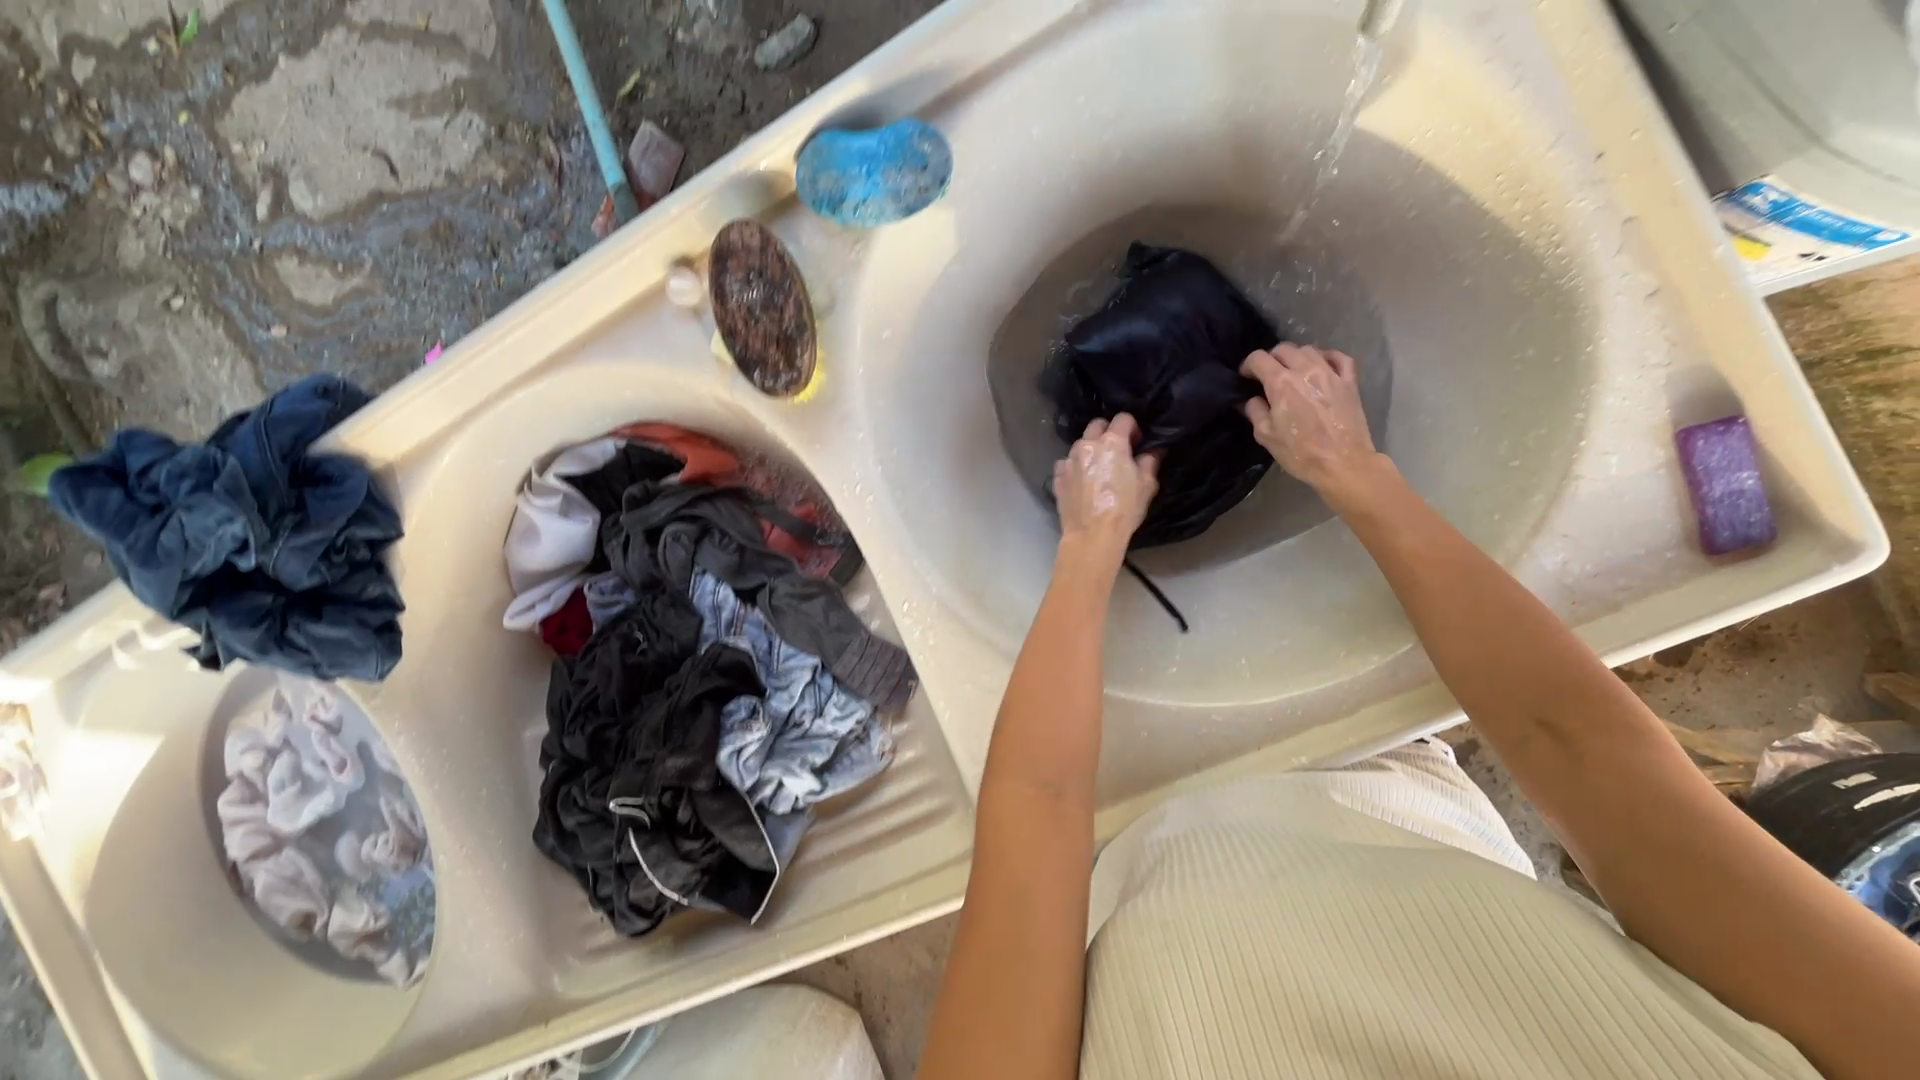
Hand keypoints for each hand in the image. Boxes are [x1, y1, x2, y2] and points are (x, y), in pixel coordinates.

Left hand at [1053, 414, 1158, 558]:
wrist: (1092, 535)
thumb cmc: (1124, 509)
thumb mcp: (1146, 485)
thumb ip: (1150, 462)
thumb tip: (1153, 451)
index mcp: (1112, 442)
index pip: (1123, 418)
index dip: (1133, 428)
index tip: (1137, 442)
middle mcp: (1087, 445)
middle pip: (1097, 425)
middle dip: (1108, 432)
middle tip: (1118, 451)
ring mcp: (1069, 460)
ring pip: (1081, 443)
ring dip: (1091, 449)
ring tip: (1099, 468)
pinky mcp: (1058, 476)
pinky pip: (1067, 463)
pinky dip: (1075, 466)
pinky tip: (1083, 480)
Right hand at [1241, 344, 1381, 495]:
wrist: (1343, 464)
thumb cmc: (1300, 453)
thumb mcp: (1266, 436)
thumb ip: (1255, 411)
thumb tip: (1251, 399)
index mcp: (1281, 383)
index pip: (1258, 359)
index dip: (1248, 365)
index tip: (1246, 377)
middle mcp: (1305, 370)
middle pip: (1283, 349)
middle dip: (1271, 359)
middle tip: (1268, 375)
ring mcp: (1331, 373)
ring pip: (1309, 349)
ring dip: (1296, 357)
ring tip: (1293, 371)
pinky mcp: (1349, 381)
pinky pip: (1339, 357)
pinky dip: (1327, 356)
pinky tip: (1322, 365)